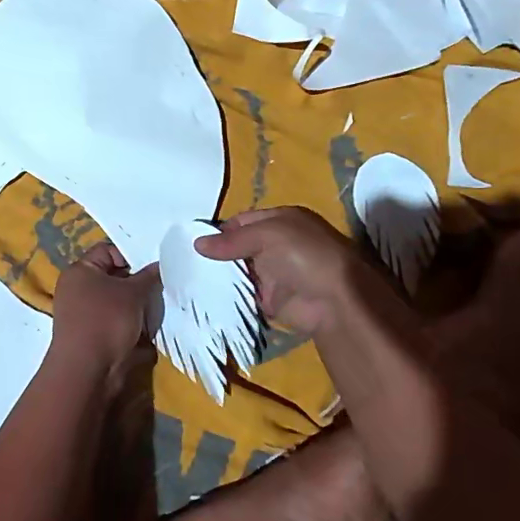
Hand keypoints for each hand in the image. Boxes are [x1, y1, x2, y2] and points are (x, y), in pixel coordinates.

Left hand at [51, 242, 158, 387]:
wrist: (88, 371)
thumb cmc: (107, 321)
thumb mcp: (133, 293)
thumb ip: (149, 275)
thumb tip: (159, 264)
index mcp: (80, 271)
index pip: (108, 250)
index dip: (132, 254)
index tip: (155, 262)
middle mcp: (78, 288)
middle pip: (114, 274)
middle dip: (139, 279)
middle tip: (162, 280)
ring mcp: (85, 312)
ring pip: (118, 298)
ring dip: (138, 301)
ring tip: (159, 300)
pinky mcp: (94, 332)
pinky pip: (117, 317)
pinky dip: (132, 318)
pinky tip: (151, 320)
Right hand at [194, 207, 376, 334]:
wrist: (335, 300)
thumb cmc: (305, 255)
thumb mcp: (270, 234)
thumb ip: (234, 240)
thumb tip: (198, 243)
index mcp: (281, 220)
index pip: (243, 221)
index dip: (221, 230)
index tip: (193, 241)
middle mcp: (277, 244)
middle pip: (239, 247)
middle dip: (217, 254)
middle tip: (185, 262)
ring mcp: (273, 273)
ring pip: (239, 272)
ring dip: (219, 277)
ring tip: (187, 279)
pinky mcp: (270, 300)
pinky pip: (243, 295)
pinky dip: (227, 298)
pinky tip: (204, 297)